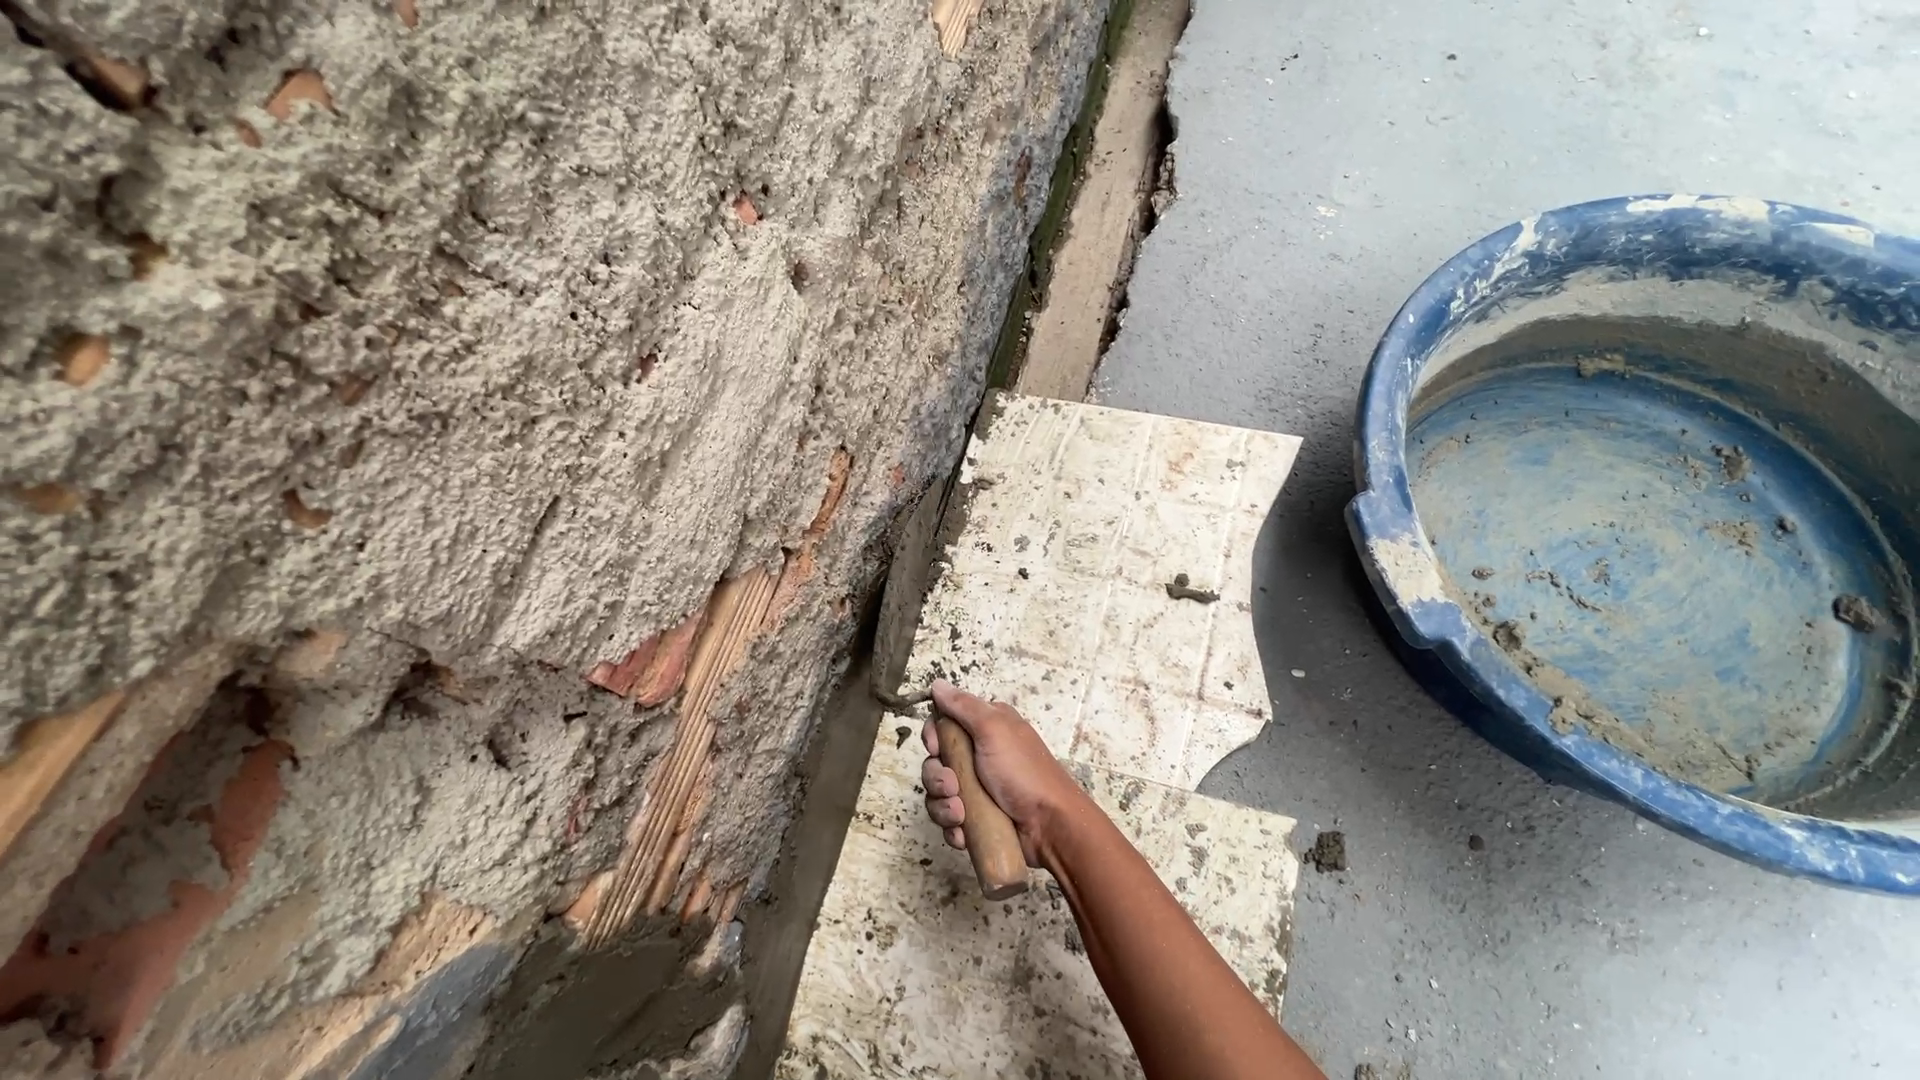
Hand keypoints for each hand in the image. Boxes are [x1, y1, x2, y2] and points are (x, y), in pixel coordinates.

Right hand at [920, 679, 1087, 865]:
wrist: (1050, 825)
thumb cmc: (1023, 772)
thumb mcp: (994, 729)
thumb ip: (963, 706)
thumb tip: (936, 684)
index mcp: (985, 728)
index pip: (943, 726)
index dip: (933, 738)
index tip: (936, 749)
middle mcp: (979, 755)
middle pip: (936, 762)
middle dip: (937, 778)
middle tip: (952, 787)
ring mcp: (977, 788)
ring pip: (938, 793)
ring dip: (942, 806)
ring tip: (960, 815)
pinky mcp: (977, 817)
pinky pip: (949, 820)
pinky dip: (952, 827)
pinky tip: (962, 833)